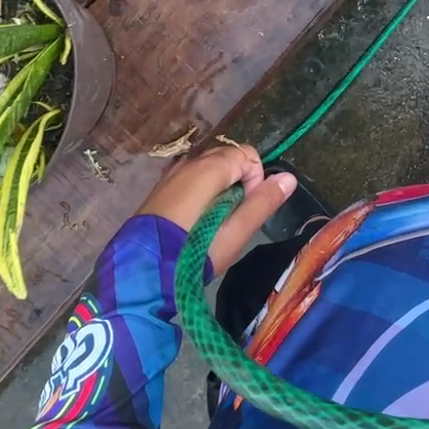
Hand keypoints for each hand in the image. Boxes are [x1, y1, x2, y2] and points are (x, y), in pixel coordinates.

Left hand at [136, 142, 295, 274]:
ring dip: (220, 187)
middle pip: (228, 158)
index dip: (255, 179)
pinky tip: (194, 220)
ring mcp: (172, 174)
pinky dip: (201, 191)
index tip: (247, 209)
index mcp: (210, 168)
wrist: (139, 274)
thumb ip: (262, 203)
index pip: (247, 154)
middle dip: (239, 181)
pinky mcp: (160, 188)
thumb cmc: (192, 253)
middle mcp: (190, 162)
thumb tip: (289, 178)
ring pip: (209, 168)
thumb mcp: (234, 233)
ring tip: (213, 222)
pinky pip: (191, 178)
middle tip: (232, 218)